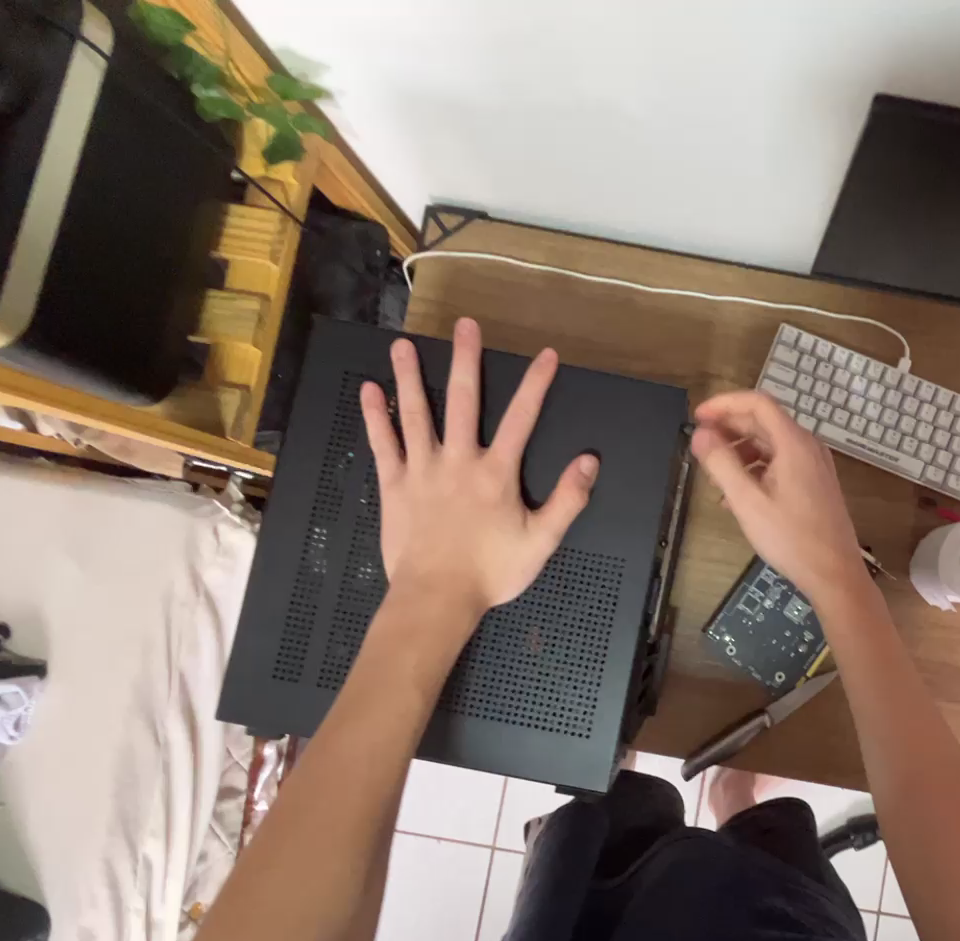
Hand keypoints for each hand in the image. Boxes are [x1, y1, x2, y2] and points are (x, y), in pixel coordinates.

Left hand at [359, 318, 598, 610]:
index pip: (522, 418)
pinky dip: (376, 417)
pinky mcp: (394, 485)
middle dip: (467, 360)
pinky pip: (383, 444)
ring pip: (416, 414)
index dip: (536, 384)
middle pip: (464, 401)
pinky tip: (370, 391)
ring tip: (402, 344)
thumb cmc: (491, 571)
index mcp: (496, 473)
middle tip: (464, 325)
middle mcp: (459, 461)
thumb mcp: (542, 541)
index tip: (546, 354)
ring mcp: (422, 470)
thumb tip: (589, 461)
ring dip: (411, 377)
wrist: (437, 596)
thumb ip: (568, 499)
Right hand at [690, 391, 869, 603]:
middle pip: (763, 422)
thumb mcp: (747, 502)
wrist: (834, 573)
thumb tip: (700, 435)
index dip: (724, 404)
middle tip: (700, 444)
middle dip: (729, 429)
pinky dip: (756, 469)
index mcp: (794, 444)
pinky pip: (781, 463)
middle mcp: (808, 447)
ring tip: (716, 476)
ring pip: (771, 444)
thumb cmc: (792, 539)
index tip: (698, 417)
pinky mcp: (815, 483)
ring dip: (740, 452)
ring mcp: (814, 465)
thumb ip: (721, 464)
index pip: (757, 403)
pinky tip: (738, 494)